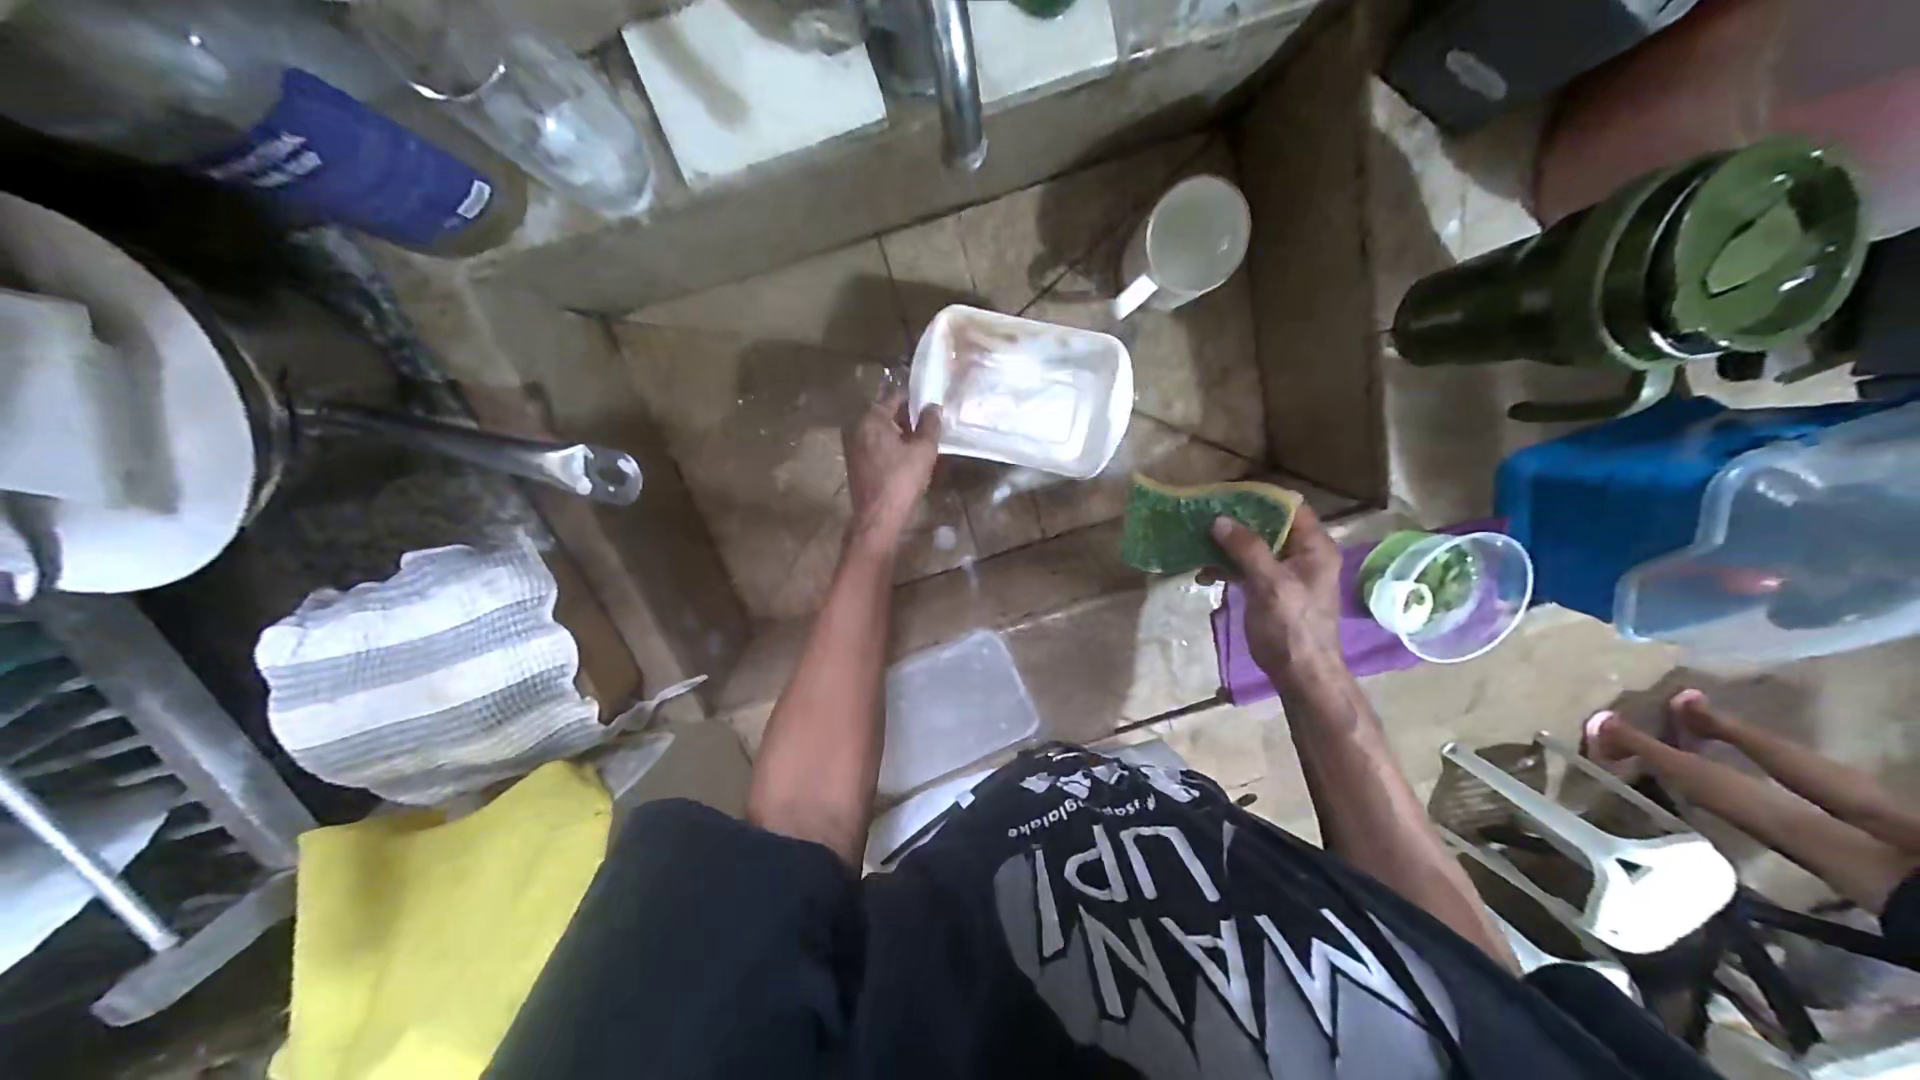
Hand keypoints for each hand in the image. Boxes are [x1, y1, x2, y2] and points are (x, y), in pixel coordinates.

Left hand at [844, 392, 941, 551]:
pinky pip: (874, 445)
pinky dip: (889, 446)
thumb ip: (930, 424)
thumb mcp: (924, 450)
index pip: (895, 397)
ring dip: (899, 433)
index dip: (915, 399)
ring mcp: (852, 446)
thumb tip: (932, 406)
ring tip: (920, 443)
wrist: (878, 518)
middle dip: (907, 417)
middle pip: (885, 413)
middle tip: (928, 426)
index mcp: (871, 418)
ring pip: (880, 431)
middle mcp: (857, 427)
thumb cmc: (902, 480)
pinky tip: (905, 458)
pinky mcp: (855, 463)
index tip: (931, 405)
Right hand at [1208, 504, 1343, 679]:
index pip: (1290, 507)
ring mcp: (1285, 573)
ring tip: (1197, 541)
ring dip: (1226, 545)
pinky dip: (1226, 567)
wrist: (1301, 674)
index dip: (1260, 498)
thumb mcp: (1270, 584)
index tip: (1227, 495)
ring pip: (1253, 546)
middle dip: (1236, 520)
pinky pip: (1246, 568)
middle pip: (1268, 525)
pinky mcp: (1269, 590)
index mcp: (1314, 547)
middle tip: (1204, 515)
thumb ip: (1246, 549)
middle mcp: (1302, 554)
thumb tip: (1219, 519)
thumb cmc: (1292, 627)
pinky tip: (1203, 573)